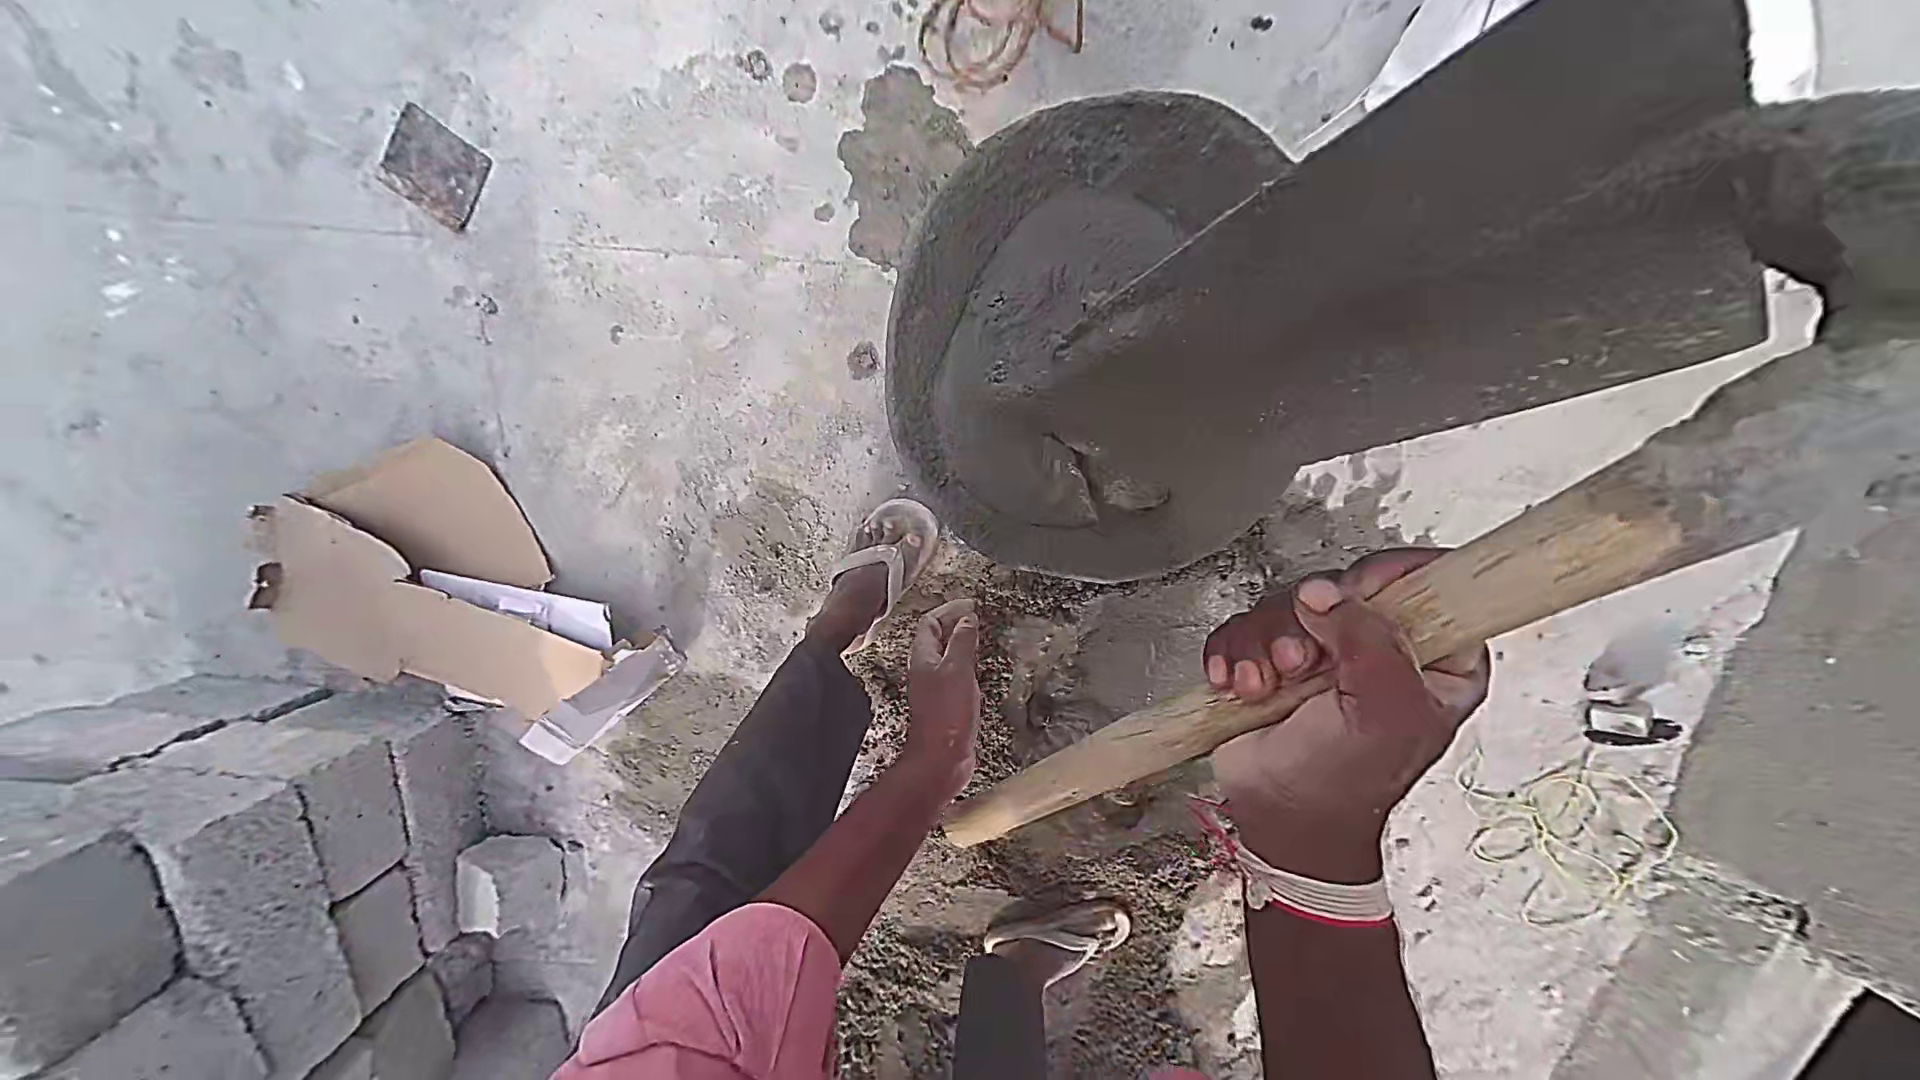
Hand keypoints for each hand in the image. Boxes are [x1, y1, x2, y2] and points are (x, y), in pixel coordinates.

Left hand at [904, 598, 981, 795]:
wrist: (941, 758)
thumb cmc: (946, 716)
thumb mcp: (958, 670)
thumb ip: (962, 642)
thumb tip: (968, 619)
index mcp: (923, 658)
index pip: (930, 623)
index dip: (949, 610)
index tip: (970, 605)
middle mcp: (925, 670)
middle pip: (935, 637)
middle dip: (954, 623)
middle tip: (975, 616)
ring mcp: (934, 687)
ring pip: (945, 655)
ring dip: (960, 642)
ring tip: (979, 636)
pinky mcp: (945, 702)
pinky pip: (954, 673)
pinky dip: (965, 663)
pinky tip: (978, 667)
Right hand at [1205, 550, 1489, 882]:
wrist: (1281, 813)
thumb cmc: (1348, 777)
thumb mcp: (1383, 714)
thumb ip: (1369, 644)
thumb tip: (1325, 591)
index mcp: (1429, 653)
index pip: (1423, 581)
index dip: (1381, 576)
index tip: (1347, 596)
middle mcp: (1371, 642)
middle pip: (1331, 587)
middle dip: (1299, 627)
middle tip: (1296, 667)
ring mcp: (1315, 647)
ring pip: (1278, 605)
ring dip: (1258, 646)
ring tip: (1260, 688)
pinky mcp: (1266, 654)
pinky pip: (1239, 627)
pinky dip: (1229, 652)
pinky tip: (1234, 685)